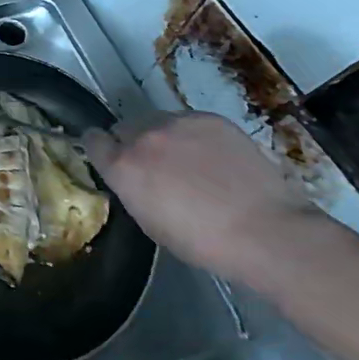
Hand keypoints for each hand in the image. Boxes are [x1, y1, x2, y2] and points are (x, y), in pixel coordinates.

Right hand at [81, 112, 321, 280]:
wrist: (266, 231)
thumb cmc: (203, 241)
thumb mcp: (149, 221)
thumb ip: (131, 188)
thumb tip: (134, 176)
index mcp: (122, 166)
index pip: (92, 140)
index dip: (101, 148)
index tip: (111, 158)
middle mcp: (143, 136)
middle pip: (124, 128)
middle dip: (134, 144)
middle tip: (157, 167)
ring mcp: (178, 123)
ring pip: (157, 121)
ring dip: (164, 137)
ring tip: (191, 162)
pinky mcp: (210, 118)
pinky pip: (189, 121)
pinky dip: (195, 135)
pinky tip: (216, 159)